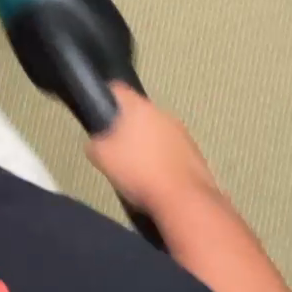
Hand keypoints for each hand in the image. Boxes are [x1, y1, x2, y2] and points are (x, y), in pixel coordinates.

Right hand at [86, 83, 221, 213]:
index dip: (103, 98)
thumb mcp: (101, 157)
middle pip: (138, 111)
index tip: (97, 113)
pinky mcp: (197, 153)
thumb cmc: (138, 171)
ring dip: (148, 142)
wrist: (186, 202)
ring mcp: (182, 132)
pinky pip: (173, 149)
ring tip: (137, 166)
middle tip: (116, 146)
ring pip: (157, 130)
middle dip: (127, 125)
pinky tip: (157, 178)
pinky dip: (164, 158)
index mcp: (138, 106)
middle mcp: (162, 112)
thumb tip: (96, 142)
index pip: (116, 89)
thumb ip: (94, 143)